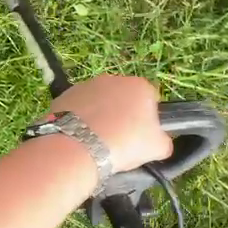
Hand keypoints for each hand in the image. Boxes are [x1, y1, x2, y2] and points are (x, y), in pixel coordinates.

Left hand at [48, 74, 170, 171]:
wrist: (77, 146)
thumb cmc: (124, 143)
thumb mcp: (158, 148)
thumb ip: (163, 139)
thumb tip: (159, 140)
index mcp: (139, 86)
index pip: (150, 99)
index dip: (148, 118)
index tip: (141, 134)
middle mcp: (112, 79)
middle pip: (122, 98)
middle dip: (122, 114)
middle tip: (119, 138)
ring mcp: (85, 85)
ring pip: (98, 102)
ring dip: (99, 115)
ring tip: (96, 139)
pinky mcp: (64, 95)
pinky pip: (77, 108)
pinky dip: (79, 119)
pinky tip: (78, 135)